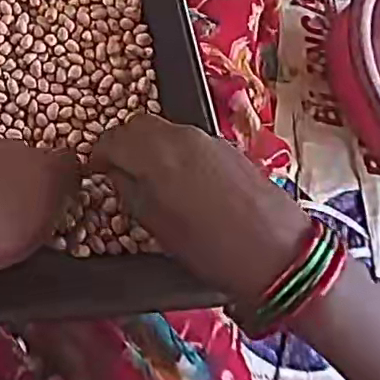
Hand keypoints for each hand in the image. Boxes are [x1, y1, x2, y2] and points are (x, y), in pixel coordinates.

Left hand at [0, 136, 77, 267]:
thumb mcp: (40, 232)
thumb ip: (52, 208)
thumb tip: (53, 201)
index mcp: (51, 170)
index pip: (70, 163)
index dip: (63, 178)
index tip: (57, 193)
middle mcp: (25, 148)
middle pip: (35, 156)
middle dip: (29, 174)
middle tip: (17, 200)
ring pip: (5, 152)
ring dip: (2, 167)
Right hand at [89, 114, 310, 301]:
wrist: (283, 255)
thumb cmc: (211, 247)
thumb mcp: (155, 225)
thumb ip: (128, 189)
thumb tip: (117, 173)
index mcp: (153, 152)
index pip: (111, 139)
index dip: (98, 155)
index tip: (95, 171)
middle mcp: (177, 135)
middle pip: (136, 125)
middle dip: (123, 142)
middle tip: (119, 168)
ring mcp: (205, 137)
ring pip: (163, 129)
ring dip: (149, 145)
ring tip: (151, 175)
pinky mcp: (228, 146)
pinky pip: (187, 139)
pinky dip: (174, 150)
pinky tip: (183, 178)